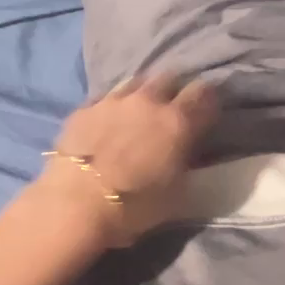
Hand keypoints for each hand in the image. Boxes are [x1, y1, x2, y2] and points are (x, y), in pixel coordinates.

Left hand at [36, 75, 218, 247]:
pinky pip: (106, 97)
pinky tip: (108, 121)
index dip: (208, 100)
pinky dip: (113, 106)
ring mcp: (113, 100)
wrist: (76, 205)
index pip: (204, 93)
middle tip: (172, 109)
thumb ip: (186, 160)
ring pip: (136, 82)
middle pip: (169, 78)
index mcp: (177, 121)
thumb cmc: (134, 206)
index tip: (207, 111)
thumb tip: (185, 148)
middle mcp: (148, 101)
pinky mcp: (85, 107)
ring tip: (139, 111)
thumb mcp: (178, 192)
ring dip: (143, 93)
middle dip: (174, 90)